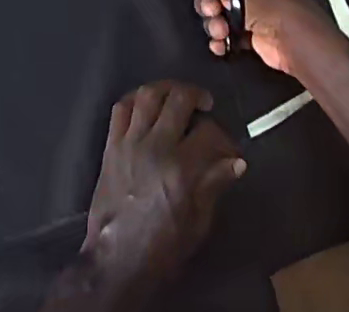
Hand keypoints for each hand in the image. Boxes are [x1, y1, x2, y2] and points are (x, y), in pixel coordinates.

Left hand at [75, 82, 245, 307]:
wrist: (117, 259)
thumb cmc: (163, 247)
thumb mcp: (198, 223)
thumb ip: (215, 185)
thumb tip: (237, 161)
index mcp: (180, 168)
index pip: (210, 133)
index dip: (225, 137)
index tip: (230, 148)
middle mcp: (155, 145)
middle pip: (178, 99)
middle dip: (197, 94)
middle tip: (205, 103)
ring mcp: (130, 141)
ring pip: (147, 94)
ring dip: (166, 88)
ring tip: (177, 95)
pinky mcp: (111, 144)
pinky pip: (121, 107)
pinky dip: (135, 98)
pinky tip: (146, 104)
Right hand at [176, 0, 336, 77]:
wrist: (298, 42)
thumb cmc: (268, 4)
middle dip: (207, 4)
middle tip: (213, 11)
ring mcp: (250, 10)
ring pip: (217, 14)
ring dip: (214, 24)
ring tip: (222, 32)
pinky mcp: (250, 33)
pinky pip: (226, 33)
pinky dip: (221, 40)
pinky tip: (222, 45)